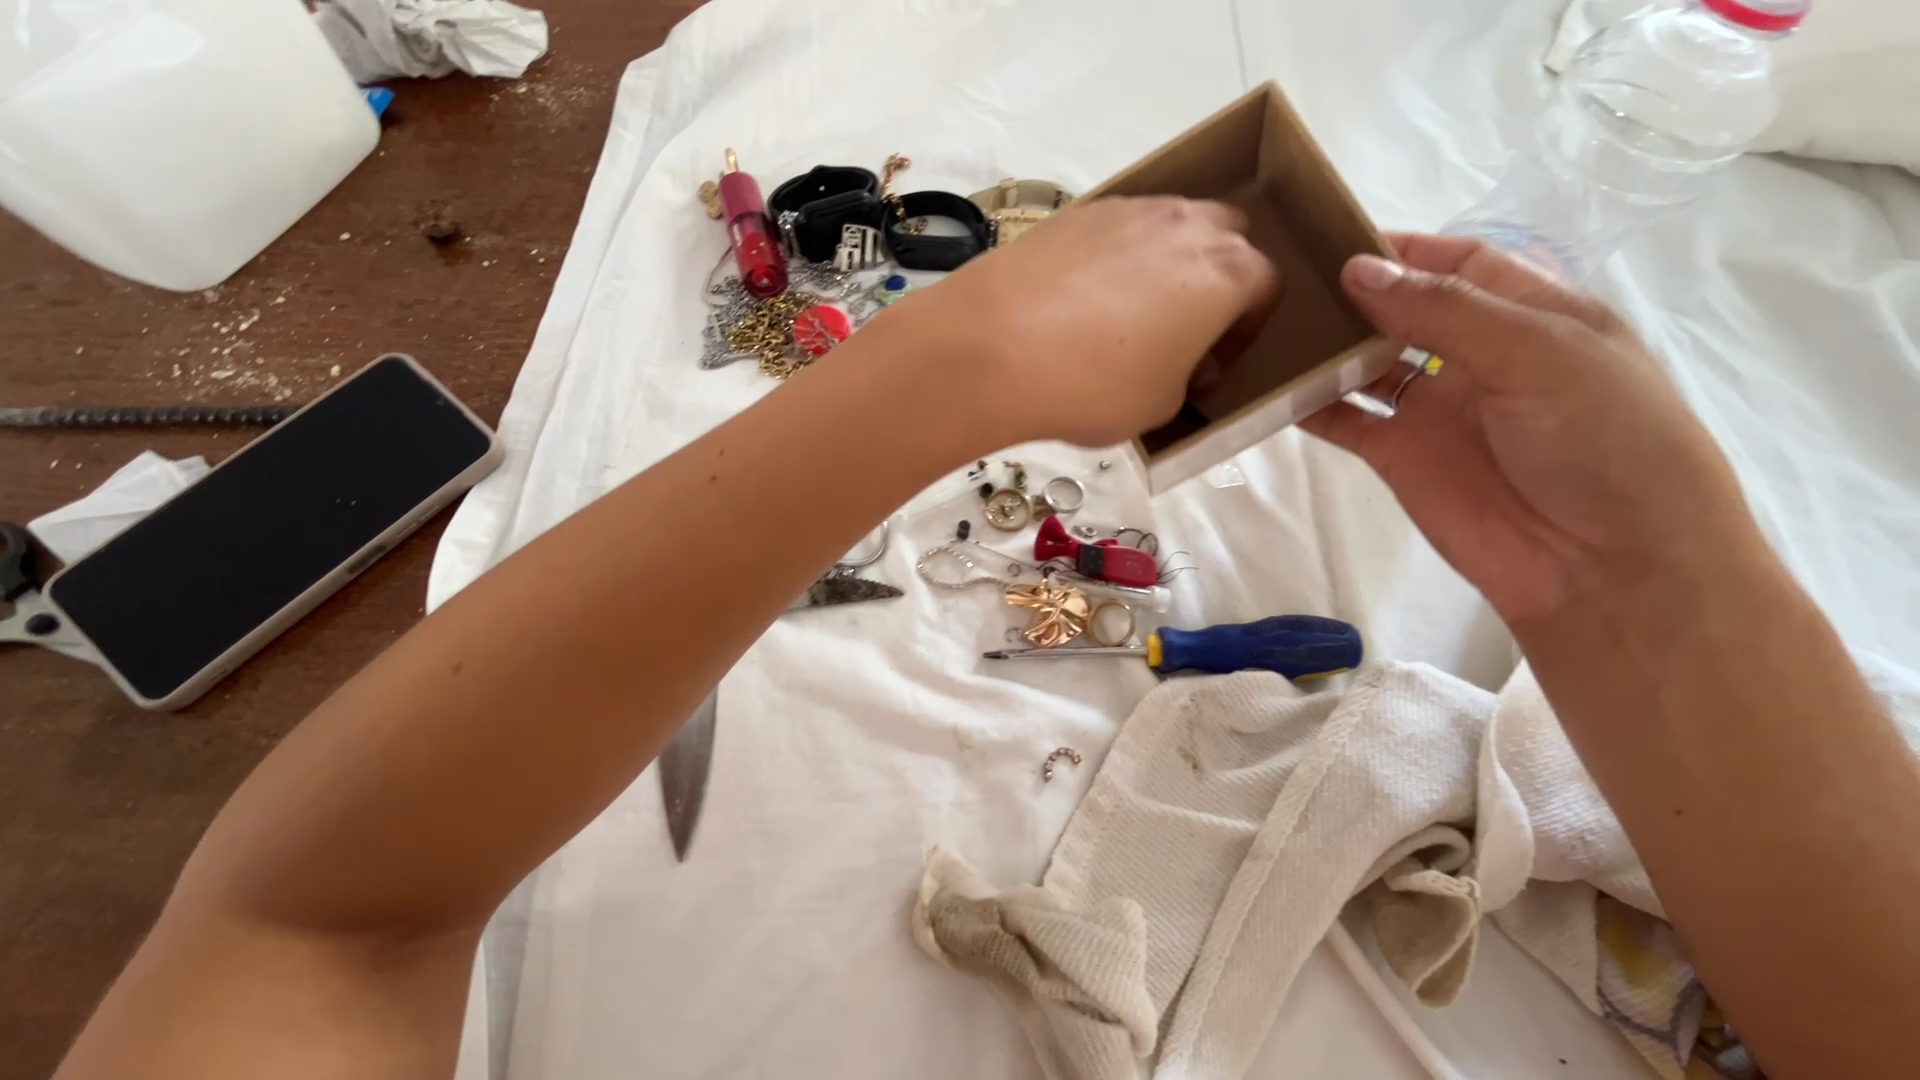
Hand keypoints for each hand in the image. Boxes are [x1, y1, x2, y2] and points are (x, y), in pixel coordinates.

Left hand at [881, 195, 1278, 447]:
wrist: (990, 347)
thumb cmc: (1093, 385)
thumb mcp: (1160, 406)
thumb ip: (1187, 378)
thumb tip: (1177, 362)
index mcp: (1227, 271)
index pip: (1266, 286)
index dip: (1246, 332)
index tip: (1212, 367)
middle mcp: (1185, 224)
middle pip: (1224, 239)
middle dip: (1214, 283)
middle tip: (1181, 333)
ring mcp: (1126, 210)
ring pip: (1168, 229)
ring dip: (1164, 268)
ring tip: (1126, 321)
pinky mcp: (1073, 213)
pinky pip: (1115, 233)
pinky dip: (1113, 263)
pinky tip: (1078, 307)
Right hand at [1302, 233, 1762, 624]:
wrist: (1603, 564)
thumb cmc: (1602, 439)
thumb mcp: (1538, 353)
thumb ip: (1444, 311)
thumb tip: (1356, 270)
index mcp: (1529, 314)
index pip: (1456, 262)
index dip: (1401, 247)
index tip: (1332, 234)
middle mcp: (1474, 354)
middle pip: (1401, 309)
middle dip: (1352, 292)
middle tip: (1281, 276)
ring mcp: (1432, 407)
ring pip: (1365, 362)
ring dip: (1324, 345)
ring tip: (1265, 322)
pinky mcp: (1397, 455)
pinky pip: (1343, 419)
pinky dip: (1307, 404)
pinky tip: (1268, 387)